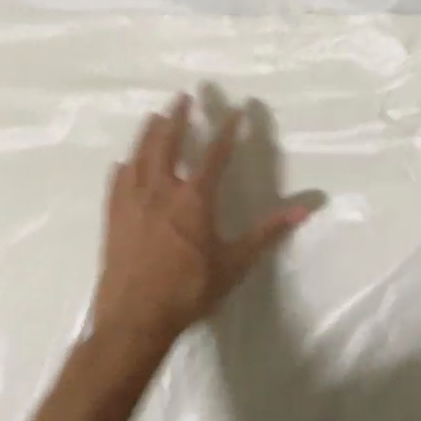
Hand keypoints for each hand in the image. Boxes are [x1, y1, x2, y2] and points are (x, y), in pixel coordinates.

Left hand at [92, 93, 310, 347]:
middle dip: (178, 118)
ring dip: (148, 135)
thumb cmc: (189, 290)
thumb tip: (306, 208)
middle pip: (168, 145)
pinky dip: (123, 169)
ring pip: (140, 159)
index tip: (237, 110)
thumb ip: (268, 231)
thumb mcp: (235, 262)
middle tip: (183, 96)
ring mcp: (133, 206)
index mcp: (194, 199)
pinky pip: (117, 186)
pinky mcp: (113, 223)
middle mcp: (162, 193)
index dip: (227, 130)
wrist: (132, 324)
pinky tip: (123, 163)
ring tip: (154, 116)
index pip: (215, 154)